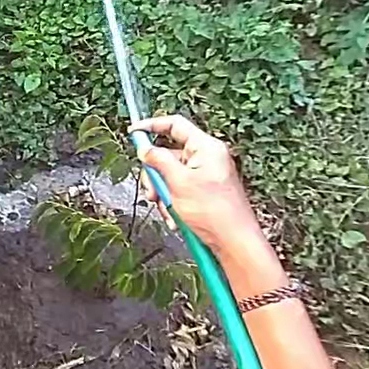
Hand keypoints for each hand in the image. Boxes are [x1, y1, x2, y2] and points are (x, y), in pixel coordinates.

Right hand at [131, 115, 269, 264]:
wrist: (234, 243)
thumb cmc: (215, 212)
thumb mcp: (178, 182)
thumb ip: (158, 161)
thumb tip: (145, 149)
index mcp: (205, 148)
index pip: (174, 125)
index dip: (151, 126)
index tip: (134, 132)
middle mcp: (206, 158)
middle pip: (167, 155)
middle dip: (155, 176)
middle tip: (152, 192)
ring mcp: (204, 175)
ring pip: (169, 176)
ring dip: (163, 194)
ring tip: (168, 210)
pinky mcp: (203, 192)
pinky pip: (178, 191)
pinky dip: (172, 204)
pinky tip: (175, 218)